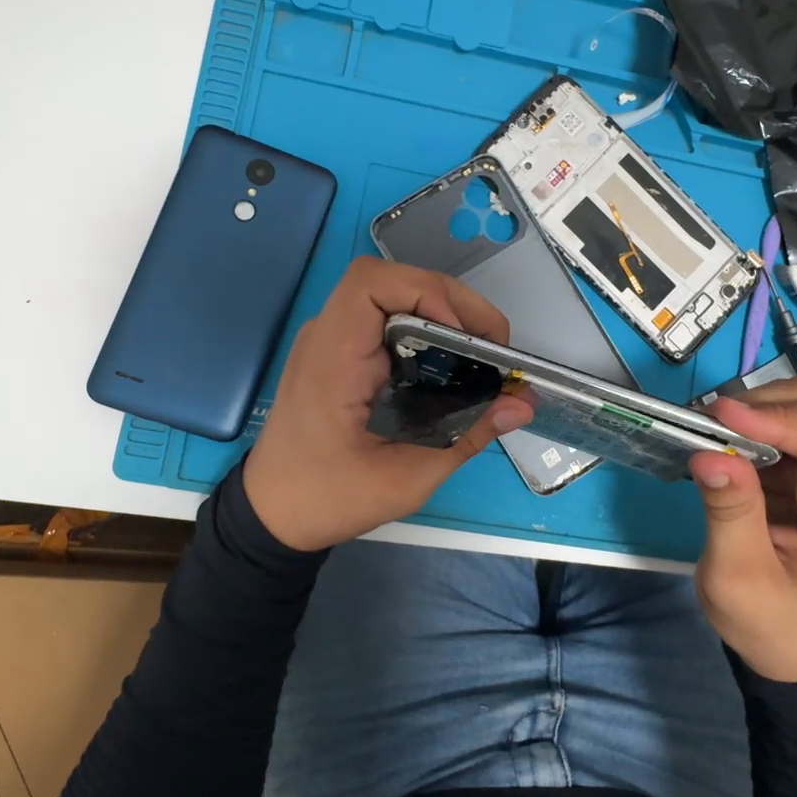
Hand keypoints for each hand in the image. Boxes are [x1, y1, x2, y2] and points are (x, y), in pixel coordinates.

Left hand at [242, 257, 533, 550]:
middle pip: (394, 284)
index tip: (461, 335)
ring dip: (445, 317)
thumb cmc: (328, 498)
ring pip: (396, 300)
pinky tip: (453, 367)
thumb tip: (521, 404)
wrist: (274, 513)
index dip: (425, 291)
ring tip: (483, 355)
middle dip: (453, 304)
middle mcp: (330, 336)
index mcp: (333, 358)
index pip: (371, 282)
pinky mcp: (344, 356)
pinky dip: (428, 335)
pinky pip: (390, 324)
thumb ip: (466, 434)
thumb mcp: (407, 476)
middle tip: (495, 347)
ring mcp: (335, 342)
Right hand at [688, 377, 796, 681]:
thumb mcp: (740, 581)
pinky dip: (749, 428)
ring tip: (710, 428)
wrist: (788, 655)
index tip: (725, 417)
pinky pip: (784, 434)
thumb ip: (730, 515)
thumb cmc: (772, 628)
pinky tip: (720, 441)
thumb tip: (709, 454)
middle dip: (769, 405)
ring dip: (757, 412)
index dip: (787, 417)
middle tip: (711, 419)